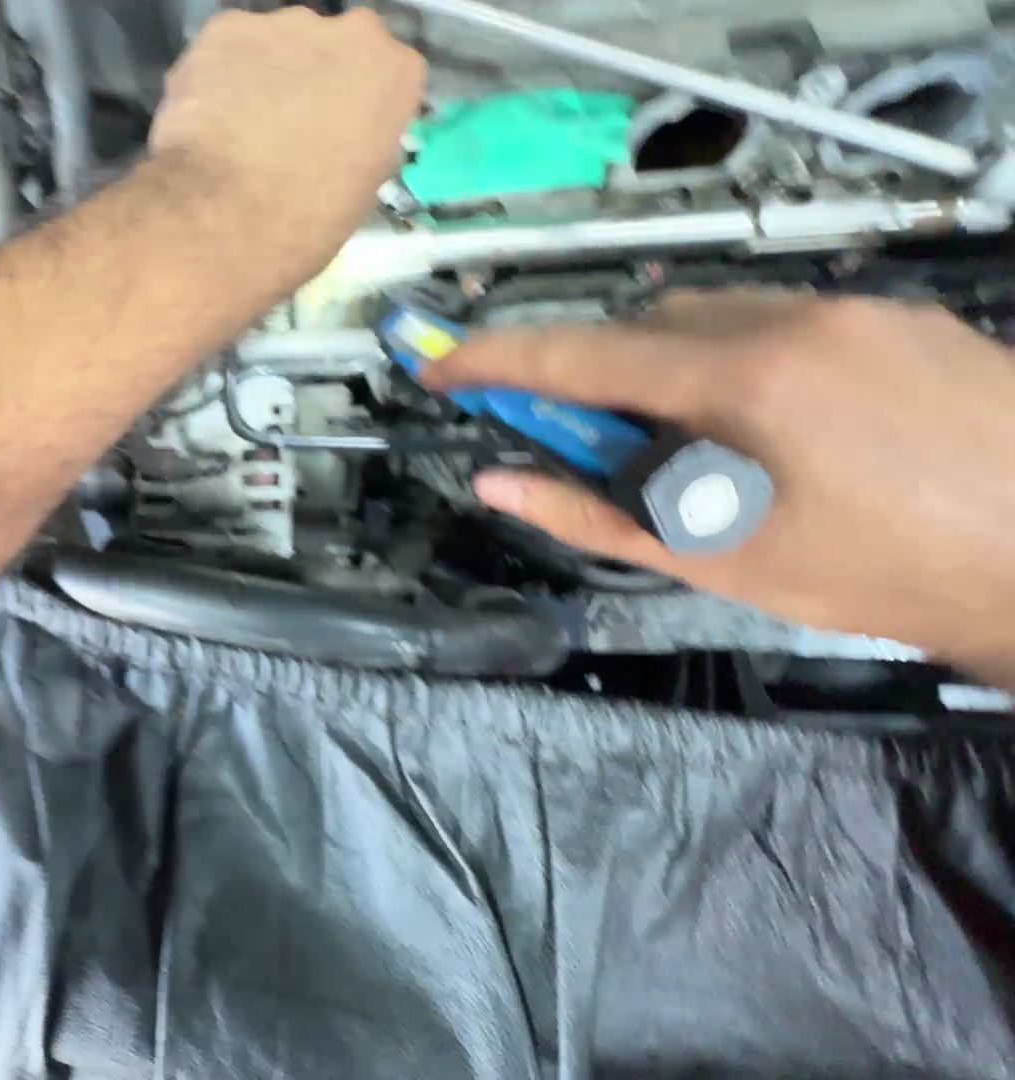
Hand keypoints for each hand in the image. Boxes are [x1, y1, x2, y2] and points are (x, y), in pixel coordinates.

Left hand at [148, 7, 424, 287]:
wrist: (225, 222)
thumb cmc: (302, 226)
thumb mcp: (357, 196)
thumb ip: (359, 149)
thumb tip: (342, 146)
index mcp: (395, 75)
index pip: (380, 78)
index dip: (347, 108)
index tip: (326, 136)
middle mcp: (351, 33)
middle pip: (328, 51)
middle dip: (305, 83)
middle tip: (276, 135)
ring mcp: (286, 25)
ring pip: (272, 47)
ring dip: (258, 81)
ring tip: (232, 135)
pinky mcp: (226, 31)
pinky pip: (222, 53)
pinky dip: (212, 81)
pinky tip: (202, 125)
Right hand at [426, 291, 1014, 678]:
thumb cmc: (874, 574)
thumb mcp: (708, 555)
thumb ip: (586, 513)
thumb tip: (493, 483)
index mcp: (742, 383)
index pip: (579, 354)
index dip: (492, 359)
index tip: (437, 366)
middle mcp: (794, 322)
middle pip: (635, 323)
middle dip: (584, 368)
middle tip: (577, 434)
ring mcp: (853, 312)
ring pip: (700, 315)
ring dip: (650, 364)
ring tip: (675, 438)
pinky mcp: (894, 319)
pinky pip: (765, 320)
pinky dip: (716, 359)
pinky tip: (749, 421)